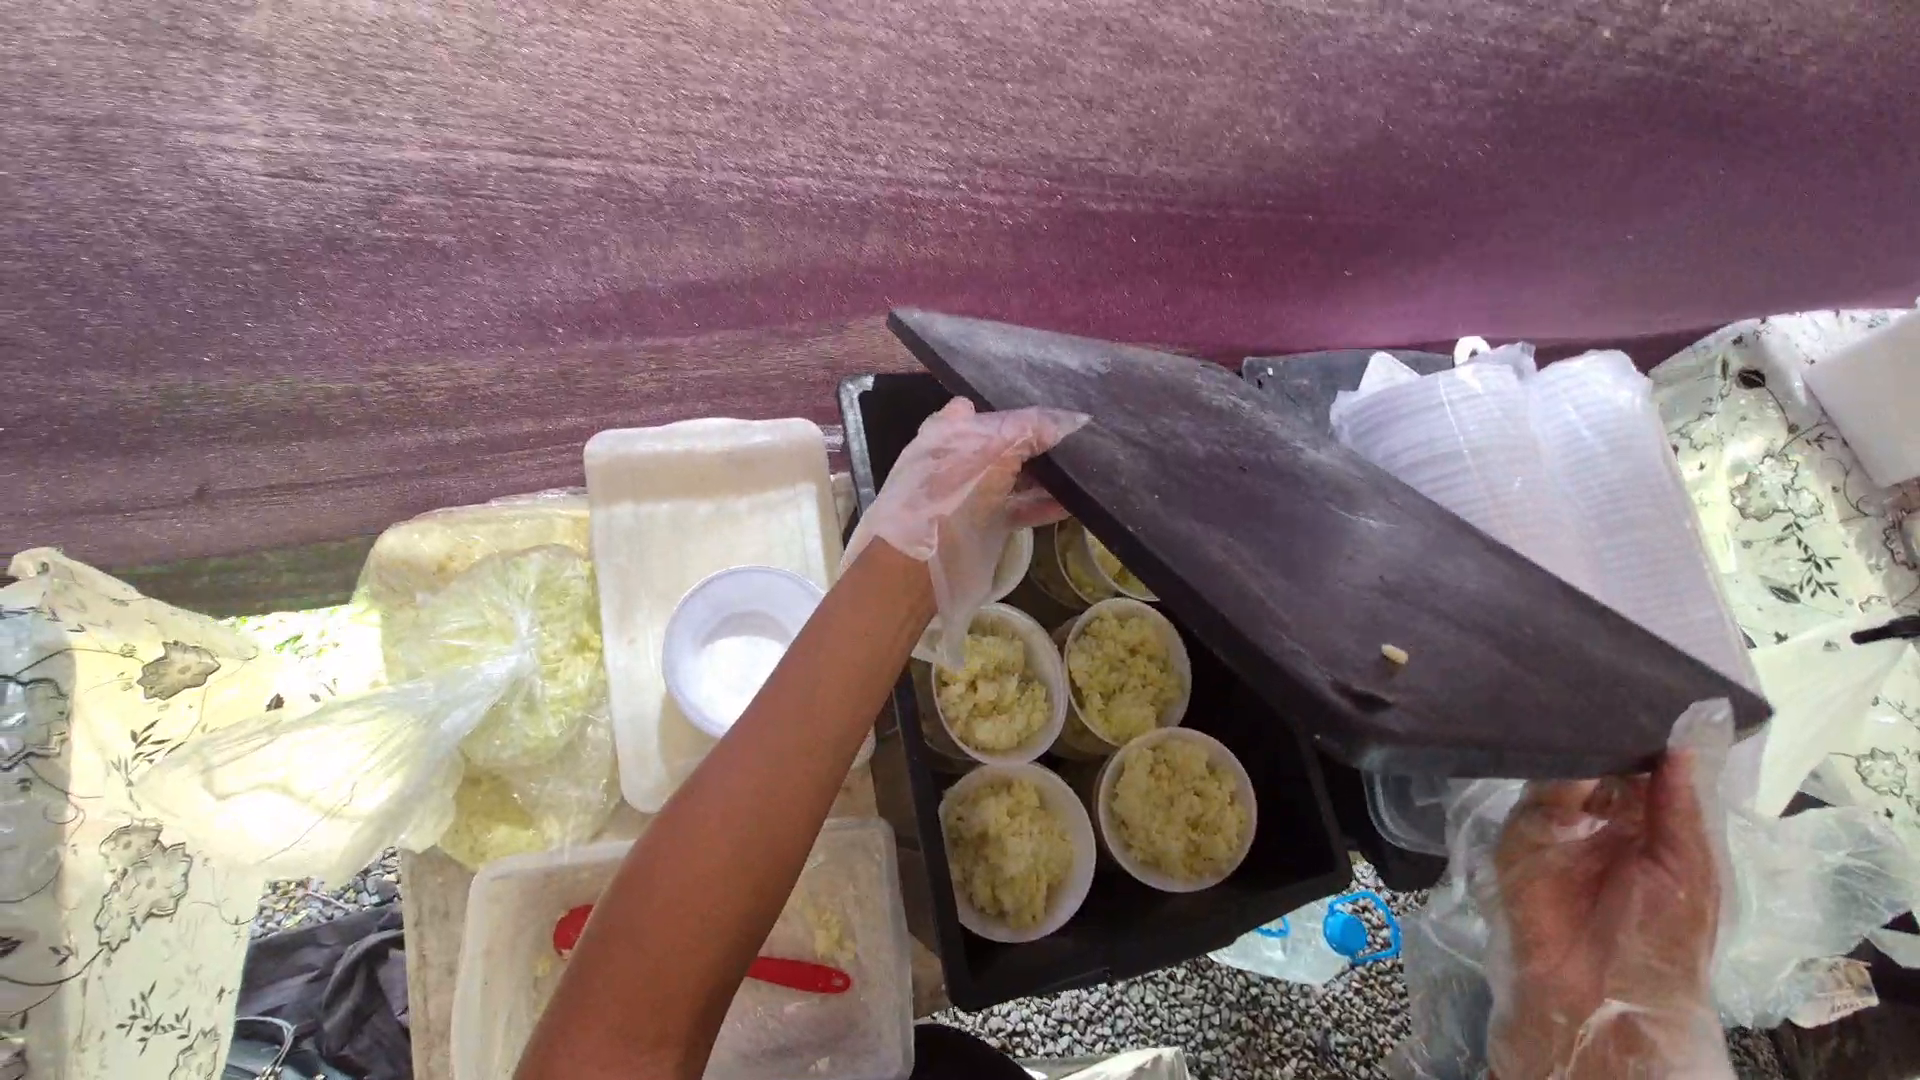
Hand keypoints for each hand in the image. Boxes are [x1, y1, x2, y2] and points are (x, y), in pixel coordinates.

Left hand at [844, 398, 1087, 665]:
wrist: (925, 561)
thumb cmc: (954, 491)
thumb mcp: (994, 449)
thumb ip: (1029, 429)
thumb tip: (1065, 420)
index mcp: (949, 434)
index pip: (986, 413)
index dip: (1016, 413)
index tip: (1051, 418)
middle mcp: (961, 461)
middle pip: (1005, 445)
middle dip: (1037, 443)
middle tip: (1075, 440)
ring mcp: (974, 495)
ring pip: (1015, 477)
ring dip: (1046, 475)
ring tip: (1083, 469)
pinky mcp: (987, 523)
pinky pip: (1020, 507)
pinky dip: (1044, 505)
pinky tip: (1073, 503)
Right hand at [1485, 703, 1734, 1079]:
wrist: (1600, 986)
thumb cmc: (1663, 935)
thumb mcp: (1690, 870)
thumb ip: (1680, 806)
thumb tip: (1679, 740)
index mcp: (1650, 829)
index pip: (1644, 772)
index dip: (1645, 737)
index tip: (1641, 689)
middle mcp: (1601, 821)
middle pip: (1599, 764)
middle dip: (1601, 731)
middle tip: (1595, 679)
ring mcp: (1556, 824)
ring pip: (1562, 771)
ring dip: (1570, 742)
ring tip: (1569, 696)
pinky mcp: (1518, 831)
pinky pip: (1530, 791)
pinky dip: (1543, 766)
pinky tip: (1548, 736)